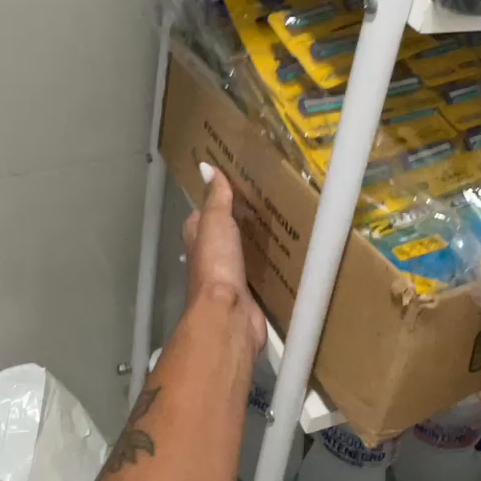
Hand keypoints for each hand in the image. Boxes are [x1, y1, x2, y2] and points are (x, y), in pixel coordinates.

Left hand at [184, 163, 266, 356]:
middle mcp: (209, 258)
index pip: (201, 215)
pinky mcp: (246, 294)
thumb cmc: (216, 263)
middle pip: (221, 235)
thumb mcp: (215, 222)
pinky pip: (257, 274)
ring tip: (277, 225)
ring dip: (252, 244)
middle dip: (237, 223)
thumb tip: (205, 166)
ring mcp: (227, 277)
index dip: (213, 201)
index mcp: (197, 239)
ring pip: (240, 254)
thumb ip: (215, 197)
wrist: (228, 314)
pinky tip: (282, 257)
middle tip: (263, 204)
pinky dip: (266, 266)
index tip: (233, 186)